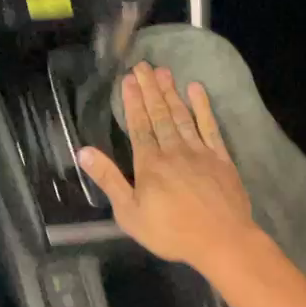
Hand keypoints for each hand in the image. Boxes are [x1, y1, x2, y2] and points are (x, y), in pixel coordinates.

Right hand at [78, 62, 263, 269]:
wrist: (221, 240)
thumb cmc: (170, 232)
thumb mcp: (129, 213)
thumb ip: (109, 180)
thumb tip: (84, 152)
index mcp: (149, 164)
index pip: (138, 126)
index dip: (132, 102)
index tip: (128, 80)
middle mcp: (173, 151)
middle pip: (160, 115)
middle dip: (150, 89)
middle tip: (144, 66)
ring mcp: (200, 152)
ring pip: (182, 116)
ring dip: (172, 93)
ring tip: (164, 72)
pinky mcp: (221, 158)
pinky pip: (210, 127)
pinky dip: (203, 107)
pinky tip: (197, 91)